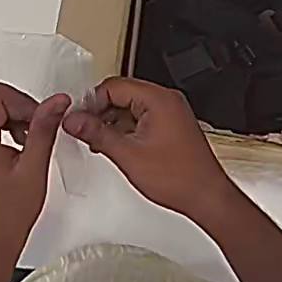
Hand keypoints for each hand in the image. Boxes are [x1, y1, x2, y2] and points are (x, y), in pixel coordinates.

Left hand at [0, 79, 69, 252]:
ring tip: (29, 138)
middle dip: (18, 104)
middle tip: (35, 125)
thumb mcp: (33, 166)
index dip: (22, 102)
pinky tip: (23, 144)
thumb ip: (44, 128)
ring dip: (15, 115)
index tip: (39, 119)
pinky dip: (10, 124)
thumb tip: (56, 102)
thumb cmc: (8, 212)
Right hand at [63, 77, 241, 223]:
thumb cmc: (180, 178)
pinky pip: (143, 118)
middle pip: (122, 94)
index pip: (114, 86)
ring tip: (99, 142)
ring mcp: (171, 113)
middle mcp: (167, 101)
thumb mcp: (128, 154)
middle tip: (85, 130)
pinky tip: (117, 146)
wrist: (206, 196)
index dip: (92, 102)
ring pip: (131, 107)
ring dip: (113, 122)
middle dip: (101, 112)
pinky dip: (127, 129)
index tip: (79, 119)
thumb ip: (97, 133)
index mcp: (159, 99)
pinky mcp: (172, 126)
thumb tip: (75, 120)